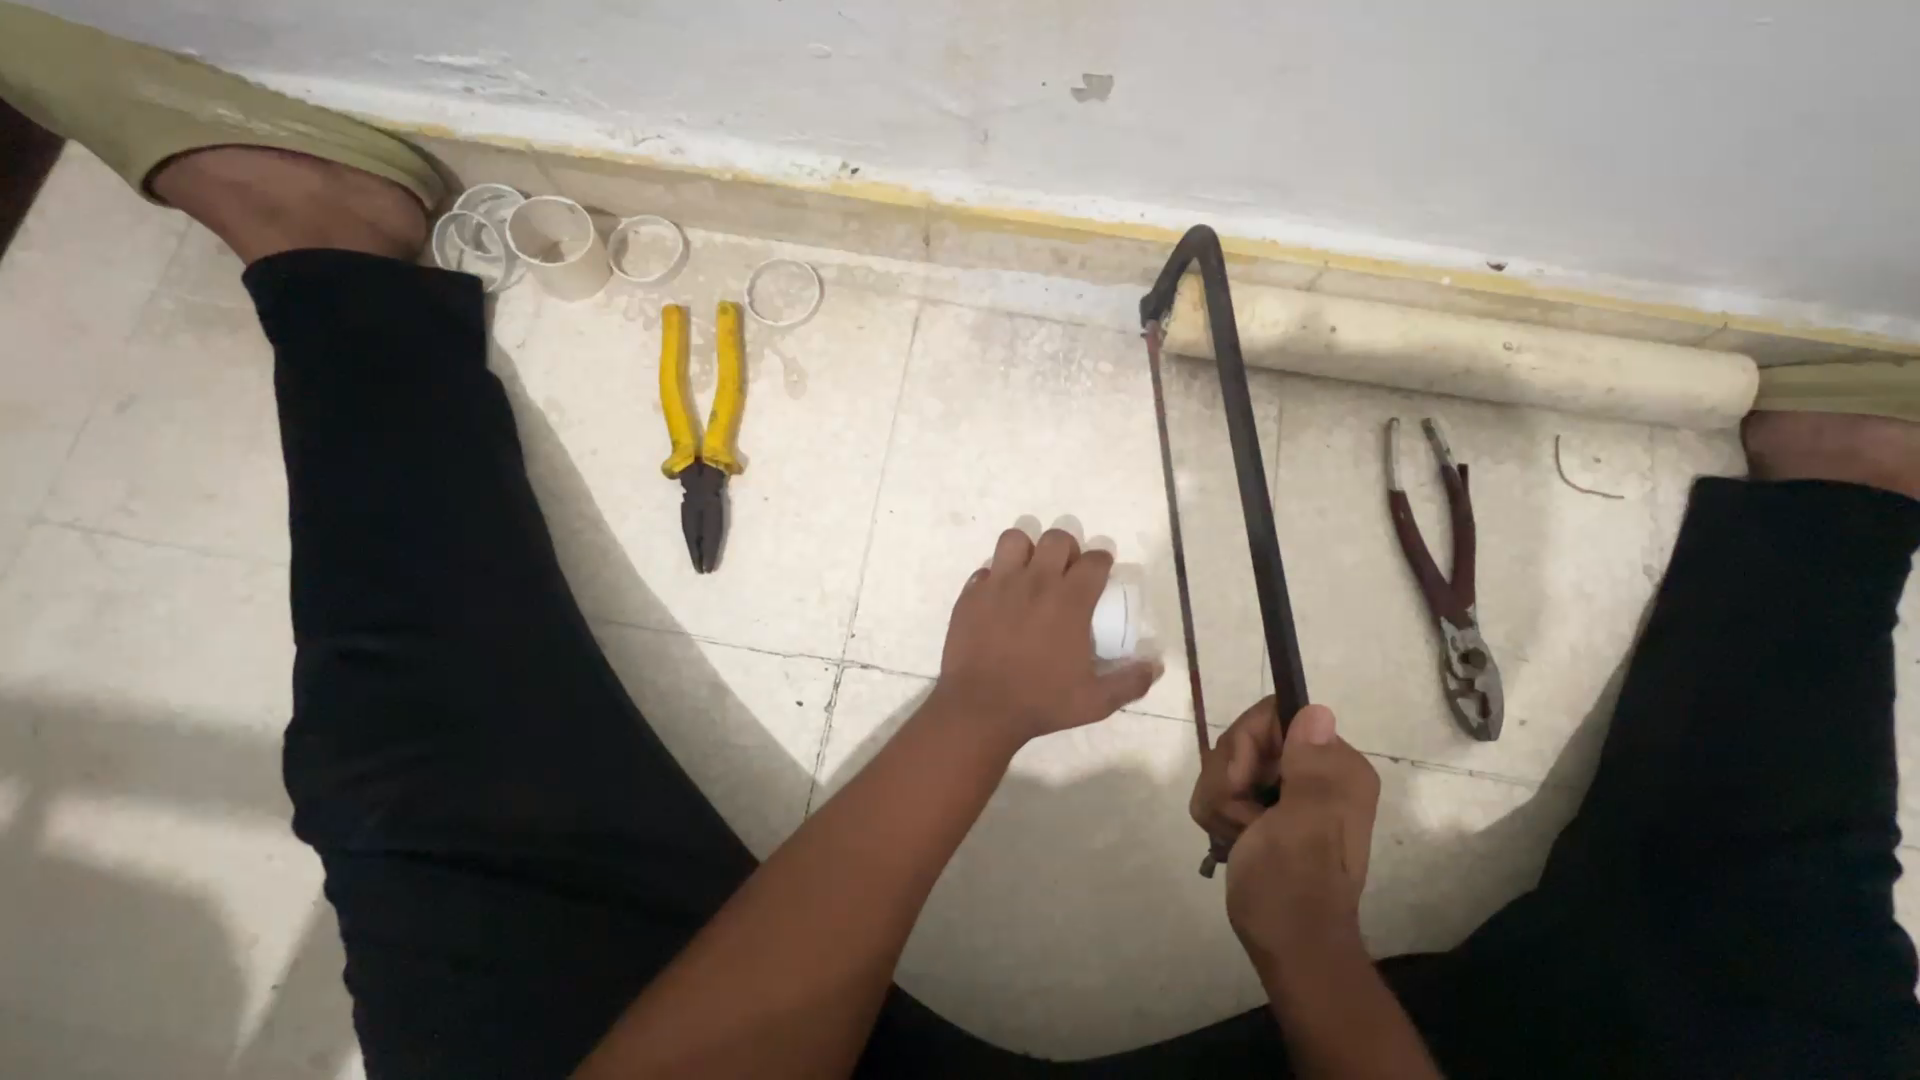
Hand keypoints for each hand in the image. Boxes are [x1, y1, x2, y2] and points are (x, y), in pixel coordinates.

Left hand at [934, 528, 1159, 744]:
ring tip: (1030, 572)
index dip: (1103, 561)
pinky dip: (996, 577)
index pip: (1095, 560)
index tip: (1102, 572)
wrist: (980, 708)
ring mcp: (999, 584)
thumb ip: (1130, 682)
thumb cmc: (1041, 702)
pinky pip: (986, 569)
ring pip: (1015, 540)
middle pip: (1057, 539)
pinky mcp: (971, 595)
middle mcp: (1035, 582)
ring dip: (1027, 550)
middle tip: (1067, 572)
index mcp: (1070, 600)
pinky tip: (1000, 598)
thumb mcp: (1096, 701)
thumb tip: (1156, 665)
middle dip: (1068, 549)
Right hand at [1191, 701, 1379, 958]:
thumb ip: (1310, 768)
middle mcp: (1318, 771)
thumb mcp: (1302, 827)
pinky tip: (1232, 840)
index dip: (1246, 746)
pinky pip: (1224, 787)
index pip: (1274, 715)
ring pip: (1229, 764)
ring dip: (1221, 800)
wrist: (1287, 946)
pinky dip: (1219, 813)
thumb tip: (1317, 710)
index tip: (1244, 787)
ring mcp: (1291, 791)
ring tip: (1238, 836)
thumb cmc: (1293, 888)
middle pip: (1246, 739)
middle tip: (1242, 820)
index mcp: (1336, 767)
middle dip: (1229, 779)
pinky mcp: (1268, 810)